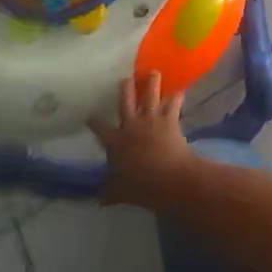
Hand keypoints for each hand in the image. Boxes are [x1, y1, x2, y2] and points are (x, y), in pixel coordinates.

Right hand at [90, 73, 193, 207]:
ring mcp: (150, 118)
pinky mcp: (169, 119)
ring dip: (152, 81)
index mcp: (116, 141)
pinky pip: (174, 103)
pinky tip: (181, 89)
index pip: (100, 128)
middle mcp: (131, 124)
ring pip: (150, 93)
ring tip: (153, 72)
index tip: (90, 116)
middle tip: (126, 79)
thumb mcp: (120, 192)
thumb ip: (110, 192)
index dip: (94, 121)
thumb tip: (100, 199)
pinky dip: (177, 96)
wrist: (168, 178)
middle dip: (125, 87)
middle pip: (125, 99)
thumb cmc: (141, 186)